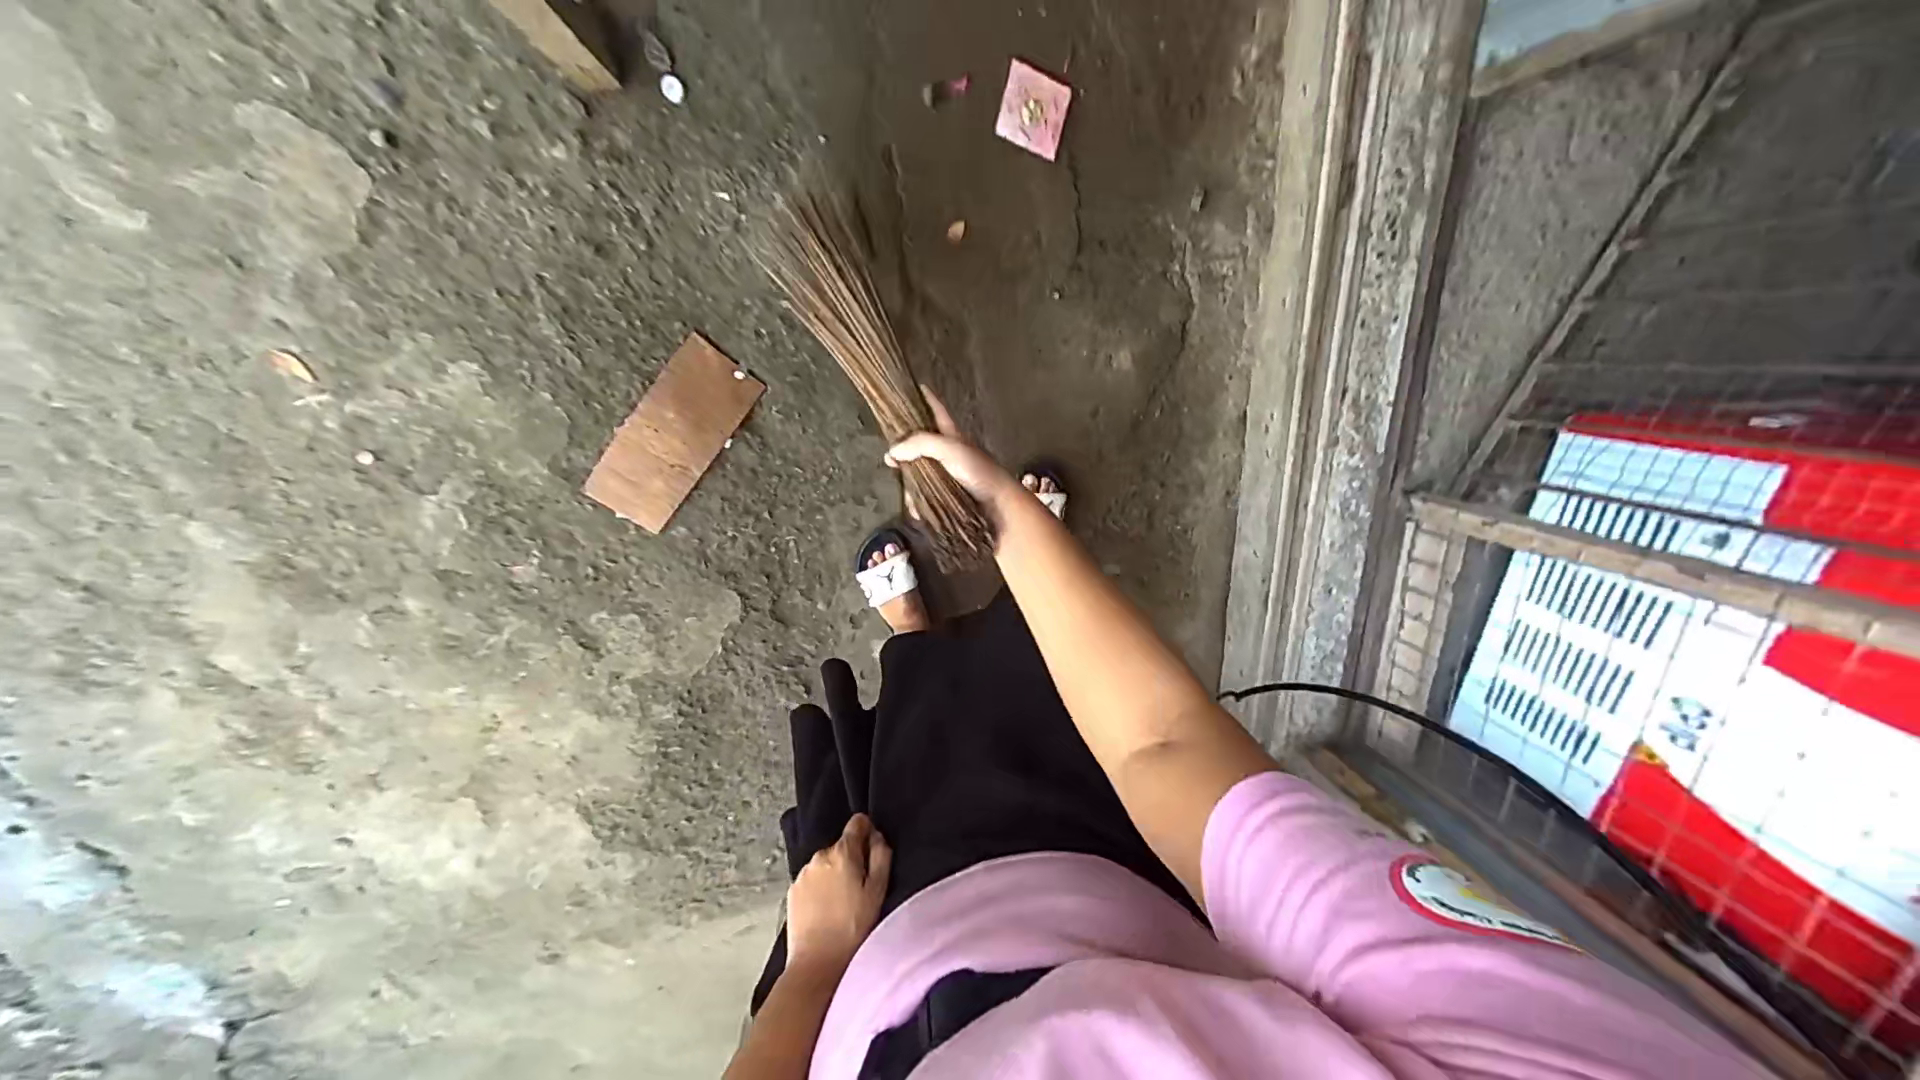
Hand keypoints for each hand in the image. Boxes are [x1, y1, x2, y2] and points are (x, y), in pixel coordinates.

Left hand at [787, 814, 891, 973]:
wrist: (817, 964)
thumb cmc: (854, 928)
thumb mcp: (878, 891)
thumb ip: (881, 855)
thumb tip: (877, 836)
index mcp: (842, 851)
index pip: (857, 822)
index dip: (868, 833)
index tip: (872, 853)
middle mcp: (819, 855)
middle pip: (842, 845)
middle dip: (852, 859)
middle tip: (859, 888)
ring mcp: (803, 873)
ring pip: (826, 862)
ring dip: (835, 873)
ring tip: (841, 903)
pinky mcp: (792, 891)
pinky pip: (812, 879)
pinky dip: (820, 887)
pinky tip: (826, 910)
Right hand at [884, 388, 1022, 512]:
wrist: (999, 508)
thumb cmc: (980, 472)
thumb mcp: (950, 450)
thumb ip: (921, 444)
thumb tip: (893, 451)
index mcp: (950, 435)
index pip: (934, 410)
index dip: (923, 398)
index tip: (910, 388)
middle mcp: (946, 453)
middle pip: (916, 445)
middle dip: (902, 455)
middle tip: (891, 461)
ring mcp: (945, 476)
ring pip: (915, 473)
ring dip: (909, 486)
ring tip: (911, 495)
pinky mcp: (944, 498)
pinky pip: (922, 497)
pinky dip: (917, 504)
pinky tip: (917, 509)